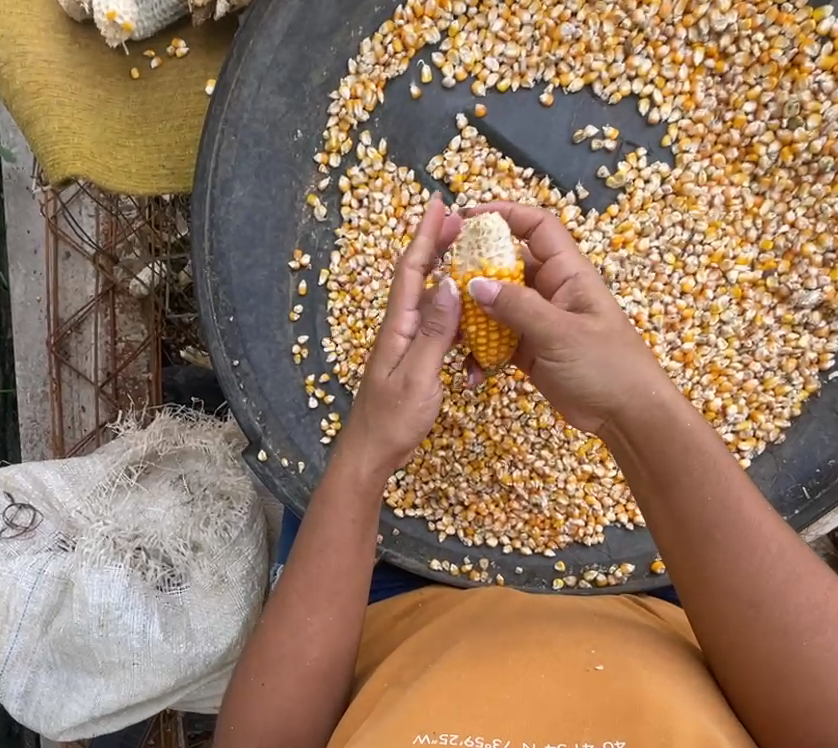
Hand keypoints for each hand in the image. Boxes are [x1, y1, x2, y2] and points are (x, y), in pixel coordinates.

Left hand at [334, 193, 462, 479]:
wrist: (371, 453)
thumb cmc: (392, 420)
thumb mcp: (418, 376)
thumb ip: (435, 333)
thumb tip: (450, 284)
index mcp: (398, 328)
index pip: (410, 272)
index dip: (424, 237)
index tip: (439, 204)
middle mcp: (399, 330)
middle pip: (417, 278)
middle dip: (435, 245)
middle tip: (459, 218)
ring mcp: (405, 346)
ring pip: (426, 299)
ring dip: (444, 272)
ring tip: (466, 252)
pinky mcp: (412, 361)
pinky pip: (433, 325)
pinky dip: (450, 309)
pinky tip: (464, 307)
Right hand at [464, 201, 668, 435]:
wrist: (624, 414)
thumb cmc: (606, 365)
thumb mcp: (560, 333)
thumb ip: (517, 307)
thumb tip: (474, 284)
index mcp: (567, 274)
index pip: (537, 228)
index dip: (506, 214)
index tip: (468, 217)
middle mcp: (550, 292)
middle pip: (506, 268)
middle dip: (474, 273)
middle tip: (442, 283)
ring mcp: (538, 322)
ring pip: (496, 308)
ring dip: (472, 319)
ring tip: (449, 332)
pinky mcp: (529, 351)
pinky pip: (496, 342)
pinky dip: (481, 353)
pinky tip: (470, 371)